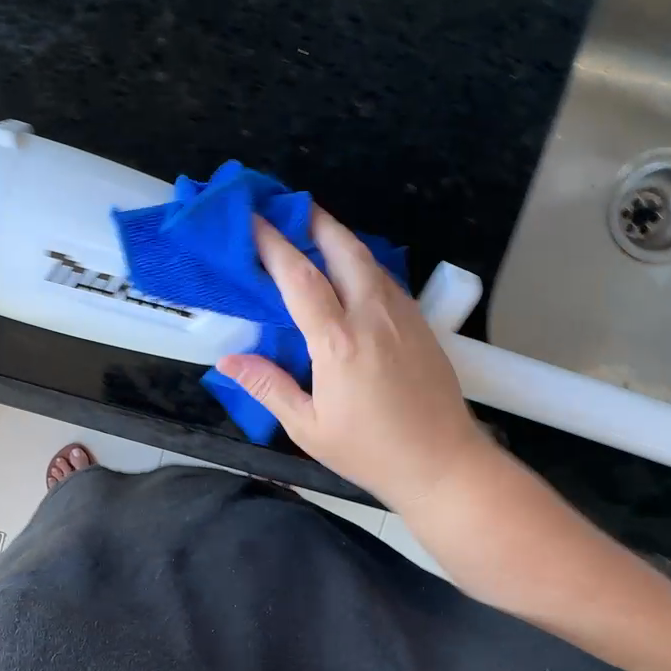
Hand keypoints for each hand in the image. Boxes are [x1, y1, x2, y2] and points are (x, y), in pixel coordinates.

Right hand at [216, 211, 490, 511]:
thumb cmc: (369, 451)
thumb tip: (228, 361)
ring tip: (315, 231)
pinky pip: (386, 282)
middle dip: (315, 222)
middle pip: (344, 250)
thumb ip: (268, 386)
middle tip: (290, 207)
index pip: (299, 278)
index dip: (273, 244)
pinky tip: (351, 274)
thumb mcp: (307, 427)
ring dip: (340, 240)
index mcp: (338, 342)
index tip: (253, 220)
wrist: (442, 463)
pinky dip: (362, 265)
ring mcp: (402, 317)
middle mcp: (372, 317)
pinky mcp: (421, 325)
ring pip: (370, 261)